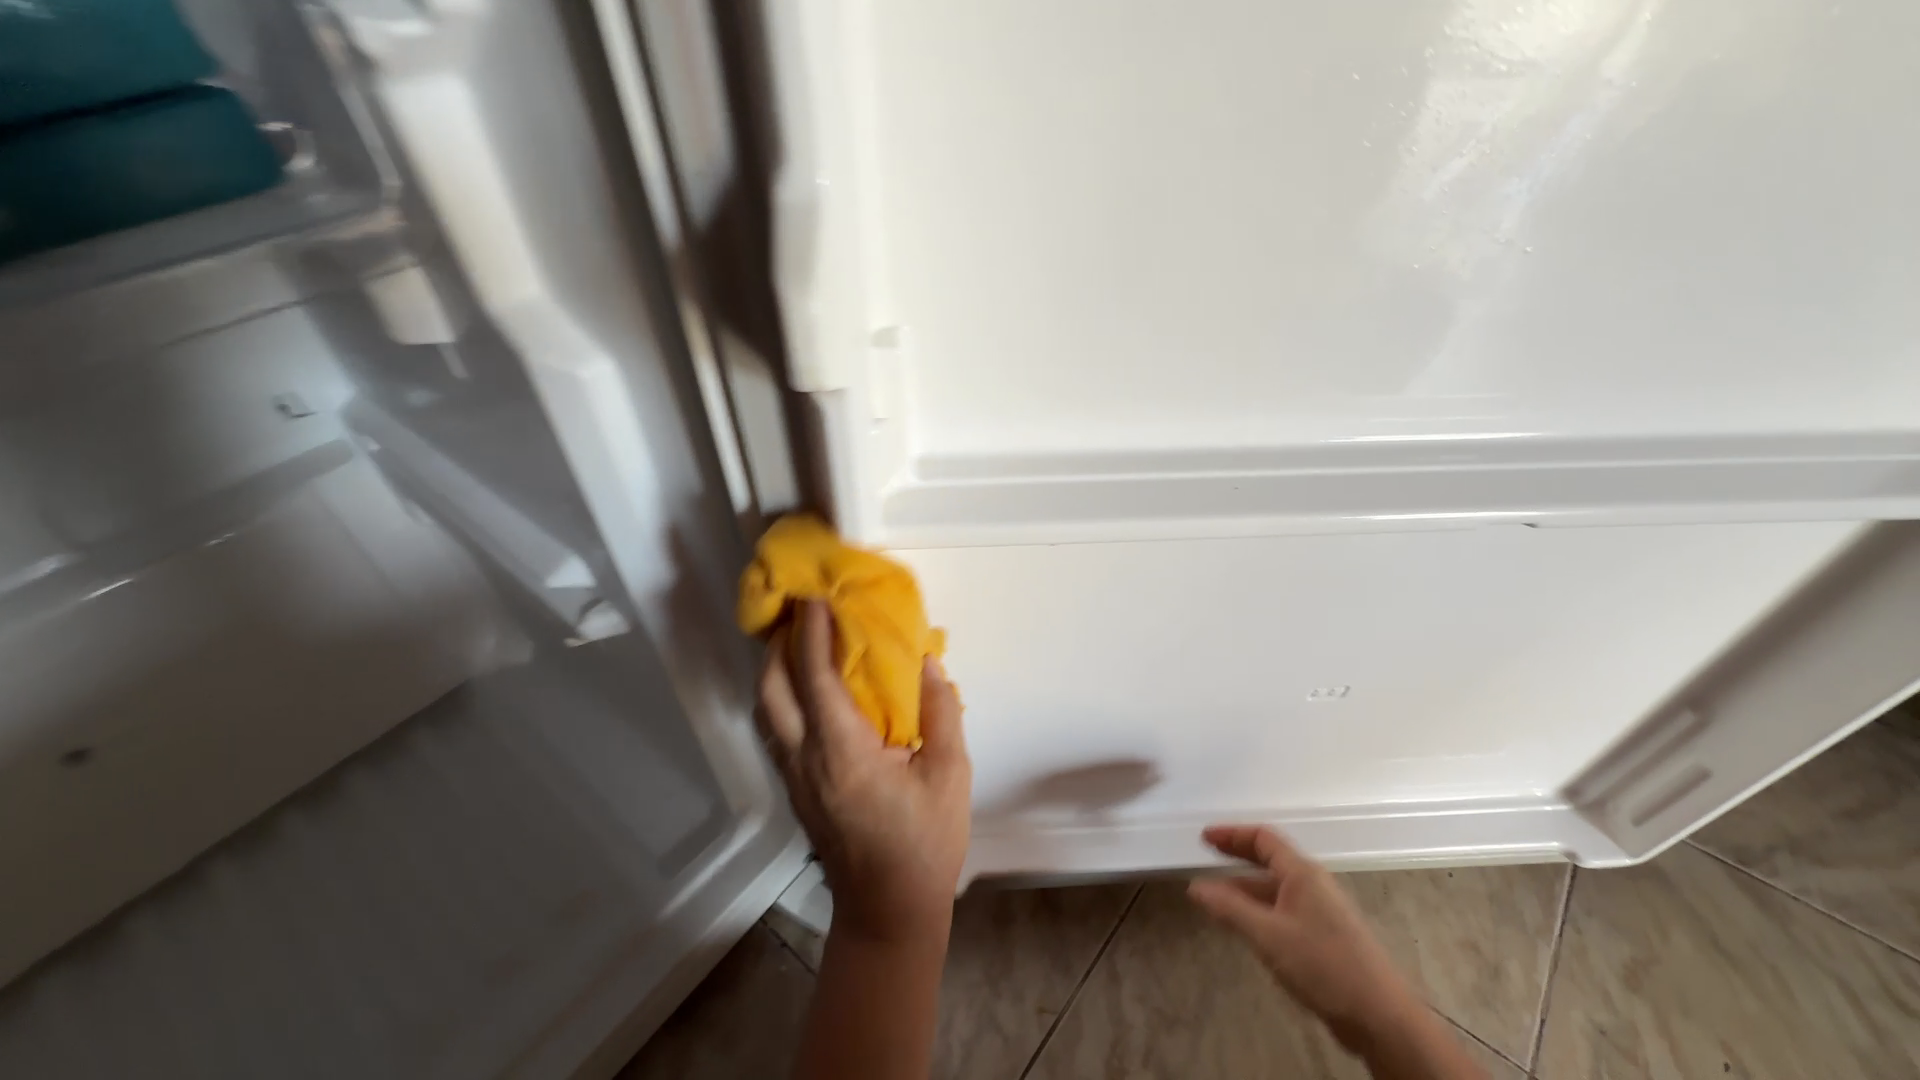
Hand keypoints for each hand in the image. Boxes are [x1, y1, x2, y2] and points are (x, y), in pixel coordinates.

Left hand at [756, 600, 972, 944]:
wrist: (888, 909)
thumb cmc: (924, 843)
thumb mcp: (950, 774)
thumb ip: (941, 712)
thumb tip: (926, 663)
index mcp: (843, 752)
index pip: (814, 677)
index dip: (811, 633)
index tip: (815, 598)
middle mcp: (806, 760)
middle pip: (771, 690)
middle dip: (780, 645)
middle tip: (802, 614)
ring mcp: (794, 778)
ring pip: (766, 712)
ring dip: (775, 671)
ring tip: (800, 643)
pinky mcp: (796, 791)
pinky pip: (776, 731)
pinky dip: (782, 698)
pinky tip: (807, 691)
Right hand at [1187, 825, 1421, 1050]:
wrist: (1379, 1016)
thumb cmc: (1323, 966)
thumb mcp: (1268, 936)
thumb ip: (1230, 909)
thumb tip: (1196, 887)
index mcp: (1302, 873)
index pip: (1264, 838)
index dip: (1232, 834)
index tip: (1203, 837)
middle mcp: (1314, 885)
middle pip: (1271, 858)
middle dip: (1237, 855)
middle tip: (1207, 855)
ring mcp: (1322, 910)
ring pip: (1276, 887)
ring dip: (1245, 886)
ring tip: (1216, 896)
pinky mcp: (1325, 936)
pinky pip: (1284, 908)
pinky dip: (1259, 908)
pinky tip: (1246, 926)